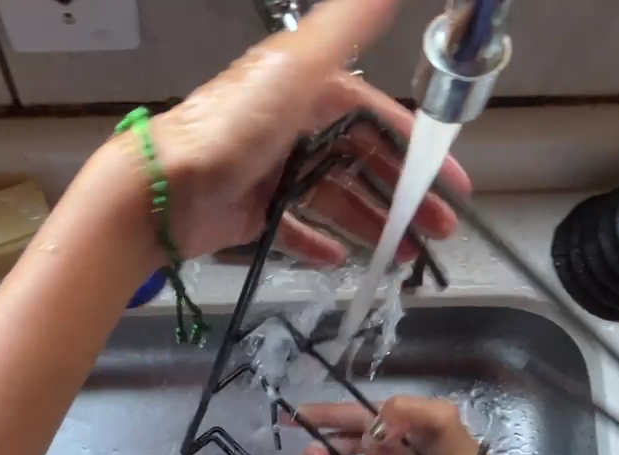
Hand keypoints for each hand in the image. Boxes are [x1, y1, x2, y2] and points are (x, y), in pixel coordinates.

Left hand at [136, 0, 471, 265]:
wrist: (166, 187)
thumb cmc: (233, 127)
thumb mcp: (294, 69)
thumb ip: (343, 29)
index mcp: (312, 94)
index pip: (380, 122)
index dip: (419, 154)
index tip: (453, 186)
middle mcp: (296, 131)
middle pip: (364, 166)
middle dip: (405, 198)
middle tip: (439, 231)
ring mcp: (276, 174)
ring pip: (336, 201)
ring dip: (372, 226)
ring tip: (403, 258)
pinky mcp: (255, 214)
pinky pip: (295, 230)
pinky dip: (317, 244)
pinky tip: (342, 260)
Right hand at [295, 396, 555, 454]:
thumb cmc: (458, 452)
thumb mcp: (440, 419)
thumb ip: (406, 411)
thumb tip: (371, 422)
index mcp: (388, 423)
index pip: (346, 415)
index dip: (316, 415)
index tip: (288, 417)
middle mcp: (382, 447)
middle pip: (337, 448)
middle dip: (321, 454)